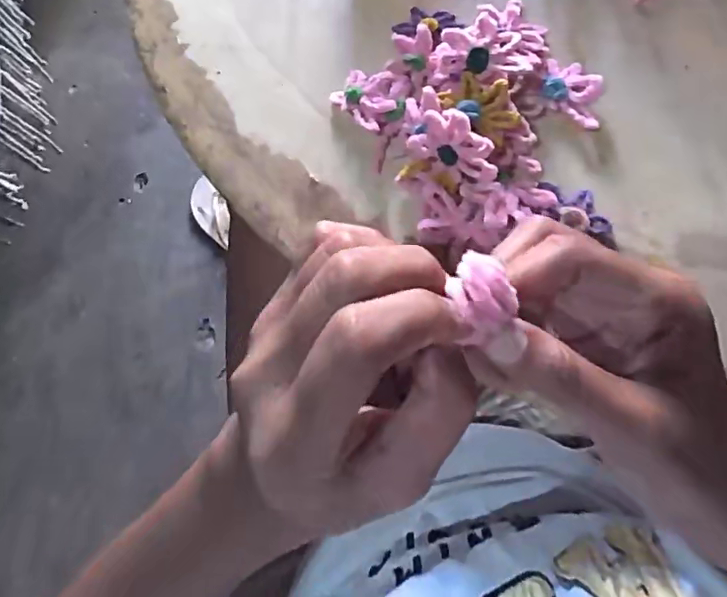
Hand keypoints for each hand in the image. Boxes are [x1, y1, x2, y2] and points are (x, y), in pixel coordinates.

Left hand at [226, 222, 477, 542]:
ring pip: (336, 249)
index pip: (356, 340)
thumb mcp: (404, 480)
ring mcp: (263, 323)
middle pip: (346, 276)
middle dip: (416, 271)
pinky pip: (324, 242)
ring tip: (419, 291)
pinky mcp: (269, 295)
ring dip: (396, 256)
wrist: (269, 471)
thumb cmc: (344, 484)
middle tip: (447, 300)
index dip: (421, 314)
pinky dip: (371, 246)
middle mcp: (266, 368)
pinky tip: (387, 282)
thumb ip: (439, 412)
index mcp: (295, 436)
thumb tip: (451, 335)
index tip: (463, 324)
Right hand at [467, 218, 726, 543]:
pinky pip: (534, 306)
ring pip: (534, 271)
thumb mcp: (629, 429)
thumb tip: (485, 333)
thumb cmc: (692, 472)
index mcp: (657, 296)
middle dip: (503, 278)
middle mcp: (629, 285)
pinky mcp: (586, 325)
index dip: (517, 273)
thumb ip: (560, 376)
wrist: (722, 512)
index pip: (573, 254)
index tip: (472, 313)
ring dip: (499, 302)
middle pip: (549, 247)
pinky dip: (506, 327)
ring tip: (476, 348)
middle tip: (466, 323)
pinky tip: (494, 363)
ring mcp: (605, 303)